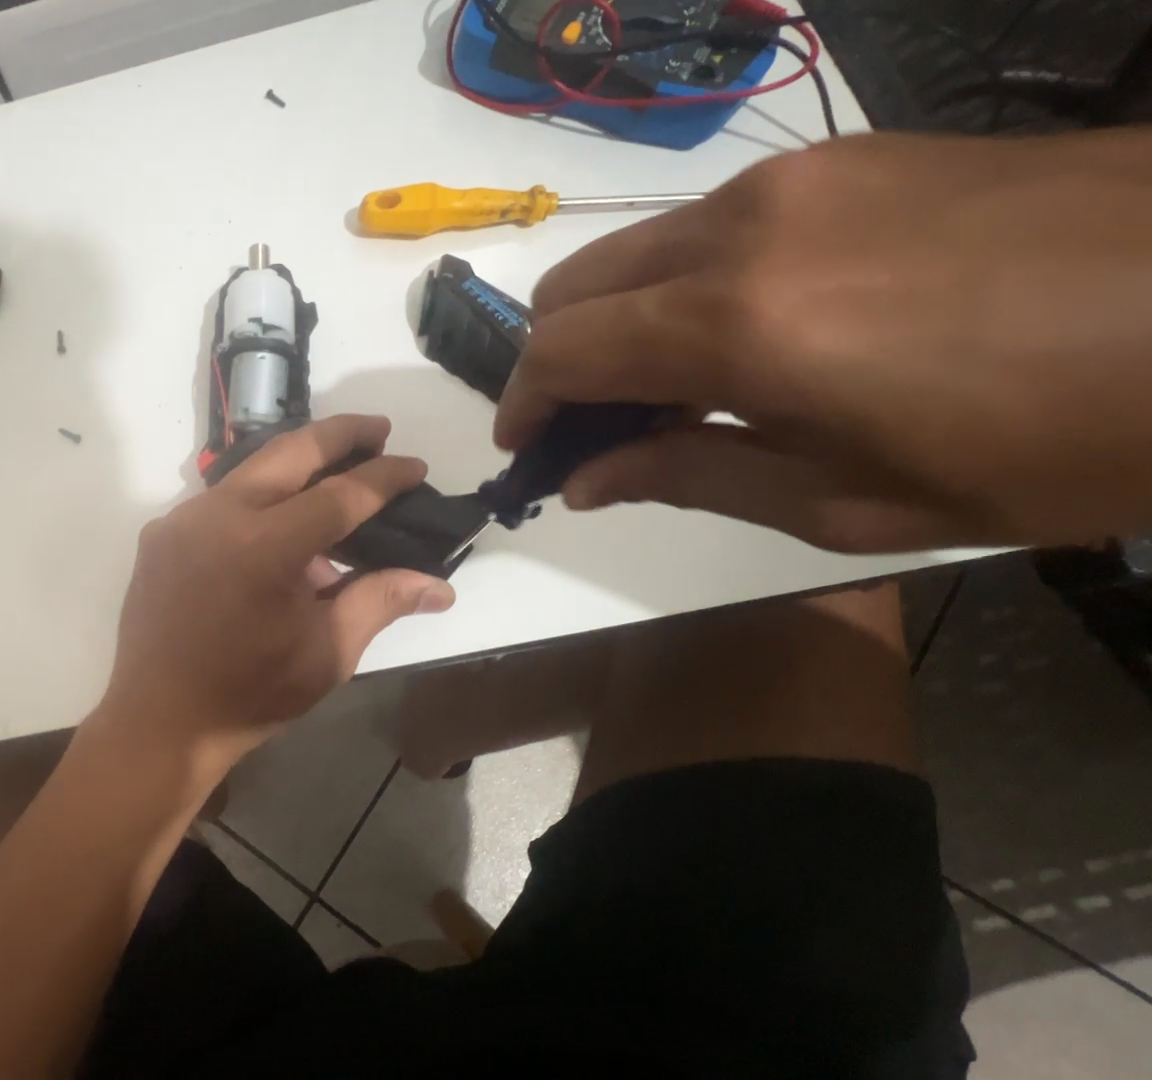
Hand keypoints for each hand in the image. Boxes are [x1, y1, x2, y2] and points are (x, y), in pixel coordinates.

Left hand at [96, 414, 456, 770]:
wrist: (160, 720)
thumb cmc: (250, 693)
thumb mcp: (327, 652)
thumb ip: (380, 601)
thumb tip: (440, 586)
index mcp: (264, 546)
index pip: (340, 494)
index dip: (384, 478)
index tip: (415, 466)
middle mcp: (218, 515)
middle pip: (289, 453)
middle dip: (340, 434)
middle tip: (378, 430)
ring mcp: (181, 520)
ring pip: (249, 472)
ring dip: (295, 465)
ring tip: (334, 471)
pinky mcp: (160, 535)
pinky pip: (217, 502)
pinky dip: (256, 500)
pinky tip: (276, 523)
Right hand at [495, 129, 1151, 551]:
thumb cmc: (1056, 439)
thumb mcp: (850, 501)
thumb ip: (687, 476)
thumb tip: (584, 480)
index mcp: (736, 324)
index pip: (560, 352)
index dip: (523, 405)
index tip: (526, 447)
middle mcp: (740, 231)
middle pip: (573, 288)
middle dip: (554, 361)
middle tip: (589, 424)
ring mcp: (794, 180)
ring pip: (631, 250)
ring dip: (615, 320)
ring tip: (668, 387)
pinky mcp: (844, 158)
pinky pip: (706, 225)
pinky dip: (679, 283)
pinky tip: (741, 332)